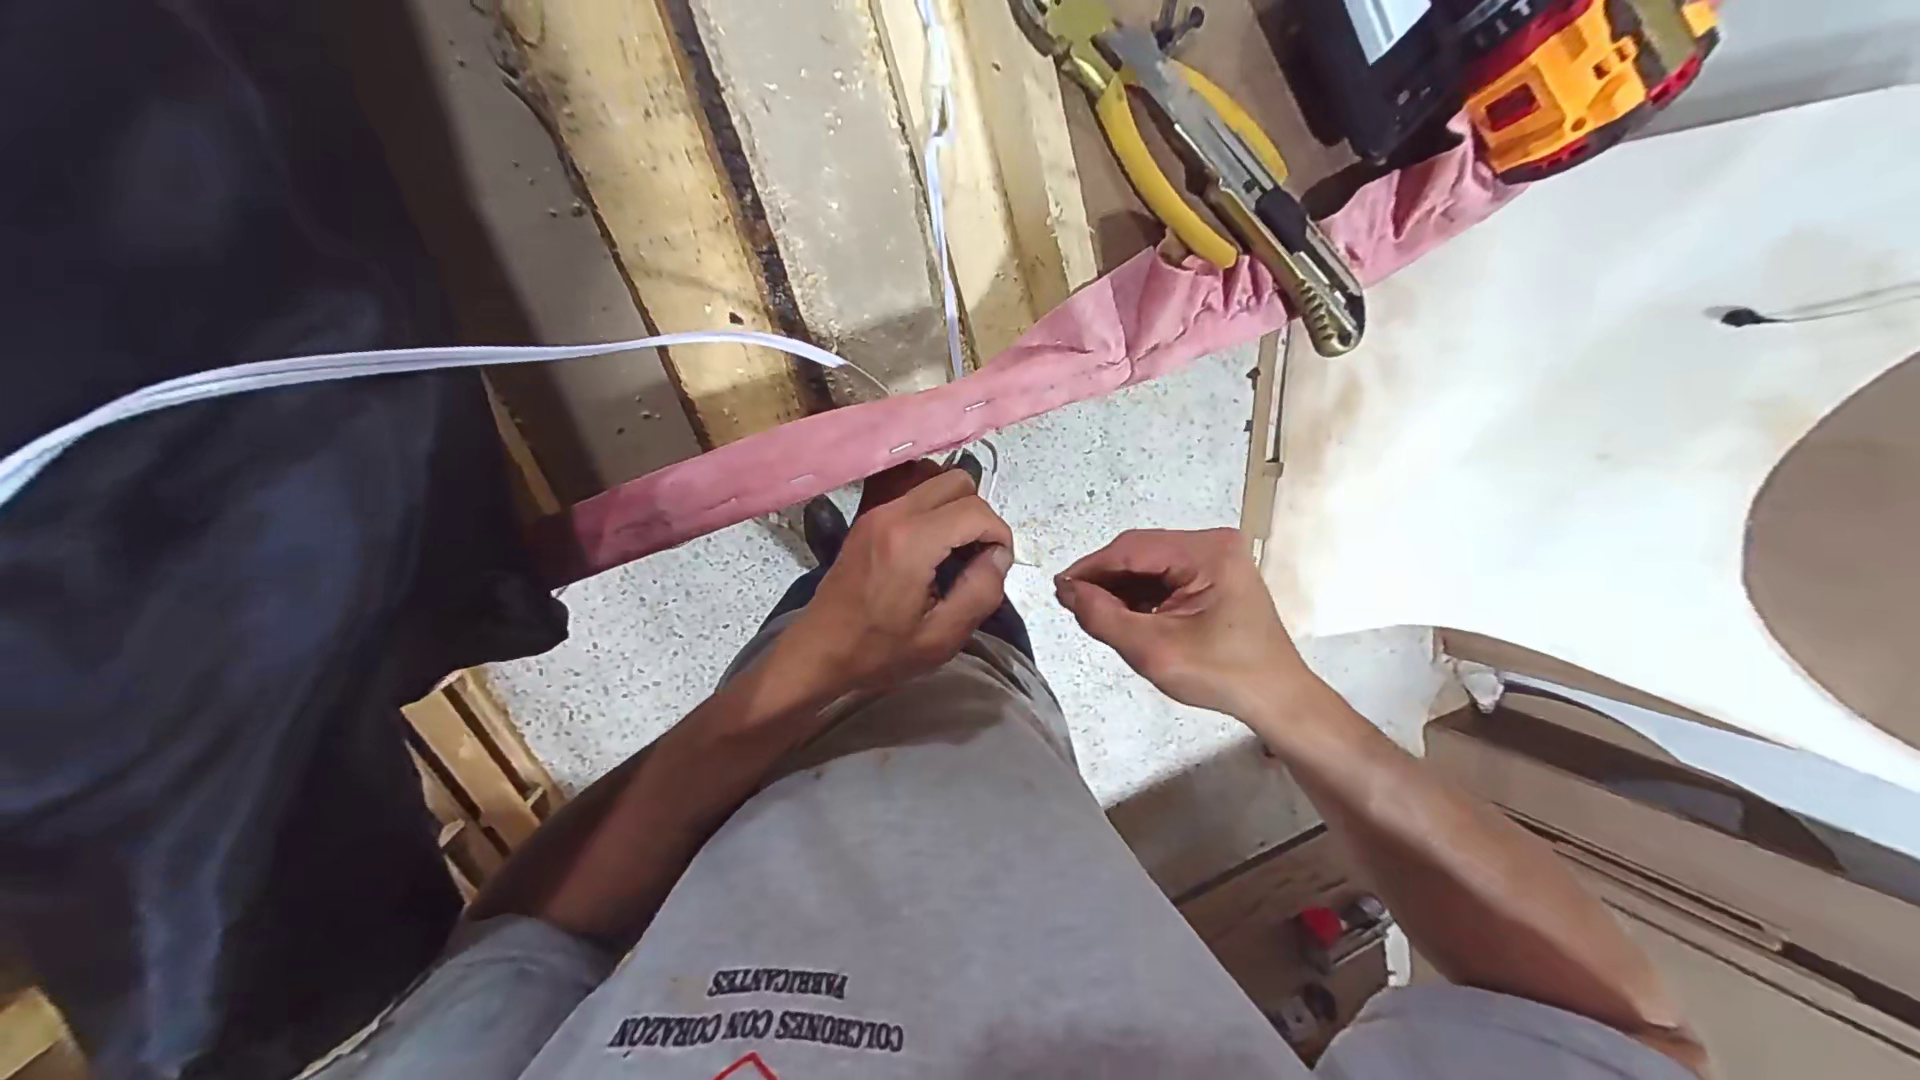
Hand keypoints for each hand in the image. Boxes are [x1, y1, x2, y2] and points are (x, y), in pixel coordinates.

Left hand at [782, 469, 1013, 695]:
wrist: (818, 652)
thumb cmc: (878, 651)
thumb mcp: (941, 637)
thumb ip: (981, 592)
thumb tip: (999, 556)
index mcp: (910, 542)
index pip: (975, 510)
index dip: (999, 535)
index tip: (996, 566)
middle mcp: (892, 514)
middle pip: (957, 482)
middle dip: (979, 516)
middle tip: (976, 557)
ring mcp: (876, 512)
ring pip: (936, 481)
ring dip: (957, 510)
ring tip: (955, 553)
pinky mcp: (868, 518)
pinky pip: (915, 494)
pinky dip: (935, 511)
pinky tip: (932, 549)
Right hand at [1055, 528, 1314, 719]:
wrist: (1275, 697)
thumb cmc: (1224, 676)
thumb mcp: (1154, 651)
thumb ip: (1103, 618)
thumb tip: (1066, 590)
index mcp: (1207, 553)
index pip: (1130, 550)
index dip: (1089, 569)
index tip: (1060, 590)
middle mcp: (1212, 544)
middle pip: (1138, 554)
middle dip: (1104, 580)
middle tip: (1074, 606)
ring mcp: (1213, 557)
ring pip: (1146, 565)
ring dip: (1119, 589)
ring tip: (1095, 615)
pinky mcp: (1211, 574)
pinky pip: (1161, 576)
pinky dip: (1138, 595)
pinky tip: (1122, 615)